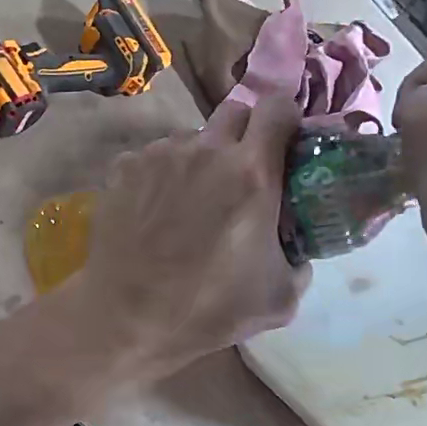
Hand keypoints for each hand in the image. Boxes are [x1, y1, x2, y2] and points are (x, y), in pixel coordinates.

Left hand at [75, 96, 312, 372]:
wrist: (127, 318)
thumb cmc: (209, 309)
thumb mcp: (280, 297)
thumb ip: (299, 261)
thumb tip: (298, 248)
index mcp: (252, 172)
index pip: (279, 107)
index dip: (287, 118)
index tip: (286, 141)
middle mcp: (207, 150)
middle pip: (236, 111)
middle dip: (247, 131)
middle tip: (245, 169)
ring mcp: (161, 154)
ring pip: (194, 136)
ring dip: (204, 156)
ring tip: (195, 199)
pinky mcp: (126, 166)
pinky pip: (157, 155)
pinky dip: (166, 173)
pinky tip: (159, 210)